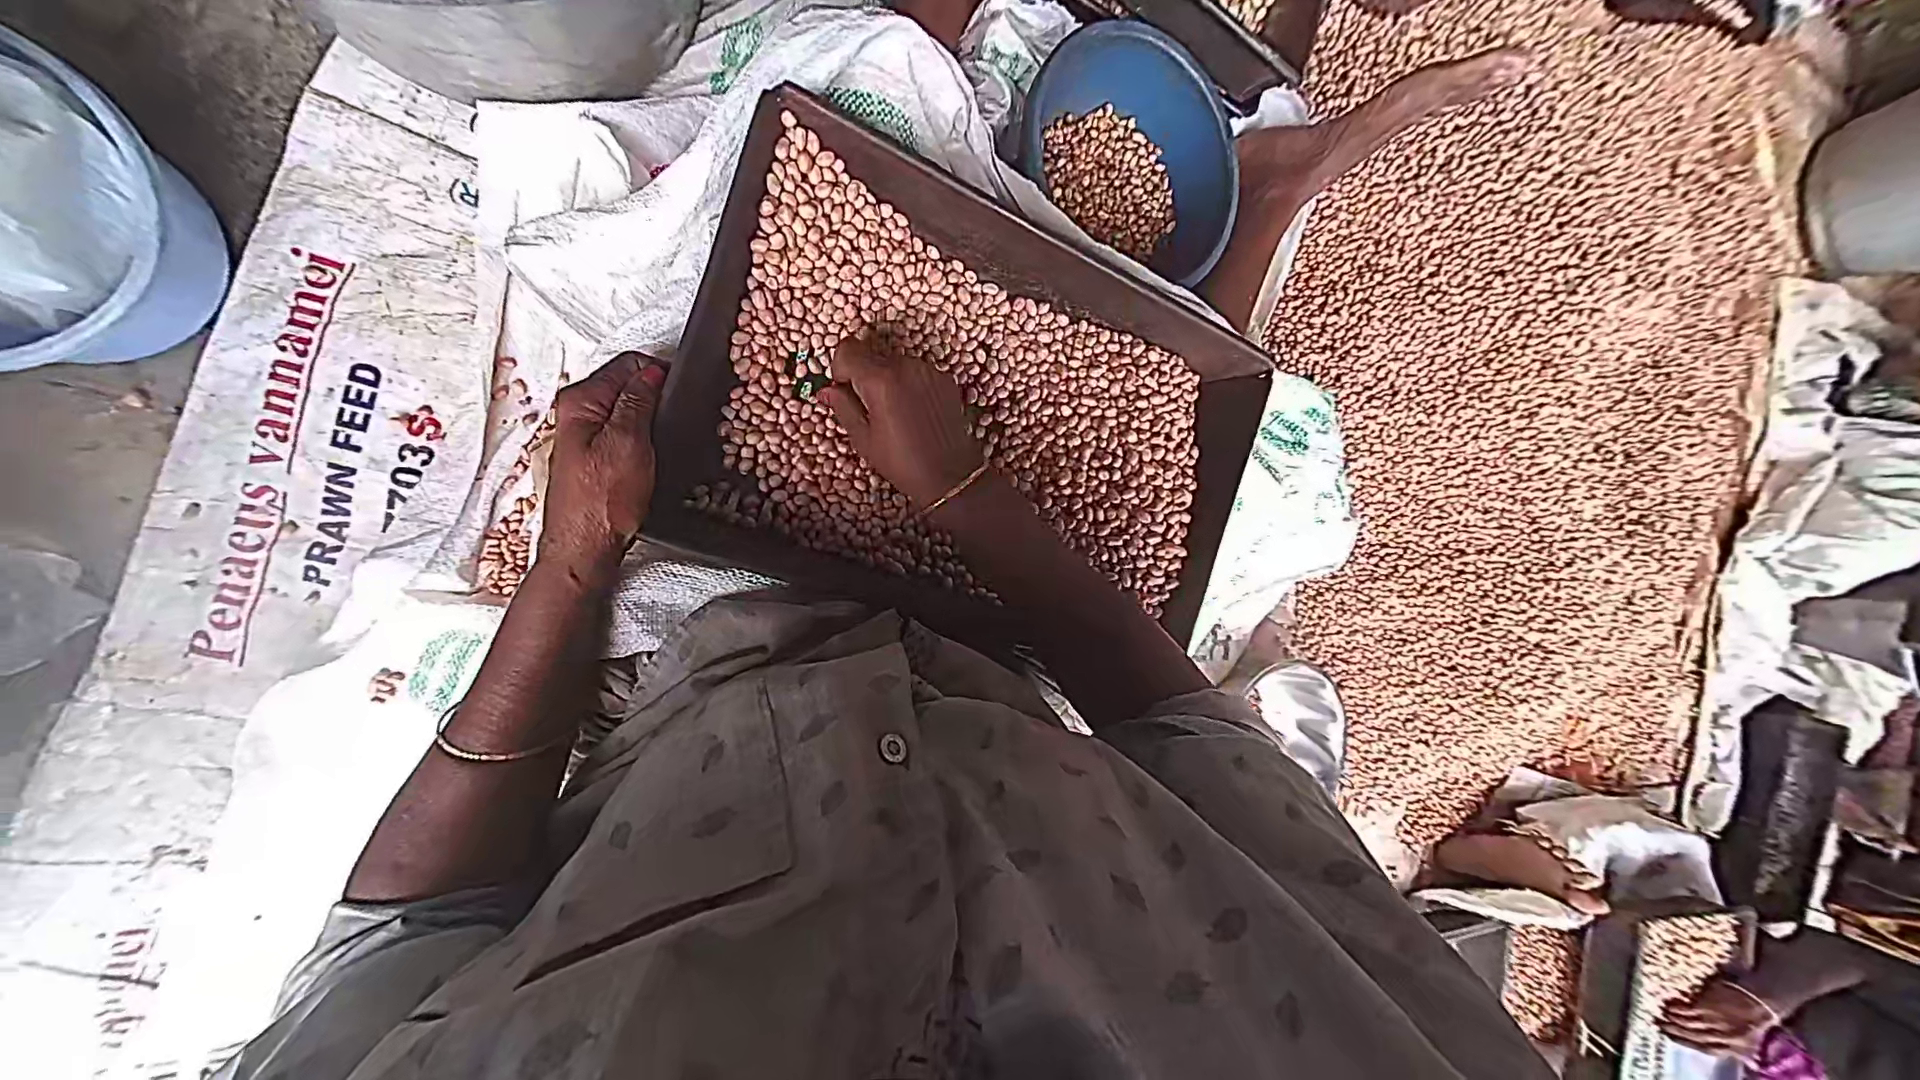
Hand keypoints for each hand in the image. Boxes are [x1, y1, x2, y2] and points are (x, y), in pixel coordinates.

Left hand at [541, 352, 666, 575]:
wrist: (586, 547)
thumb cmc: (602, 500)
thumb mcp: (628, 442)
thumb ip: (639, 402)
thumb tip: (651, 373)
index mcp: (581, 401)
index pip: (628, 364)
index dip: (660, 371)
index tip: (684, 386)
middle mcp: (578, 414)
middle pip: (626, 384)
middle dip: (656, 391)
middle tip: (684, 406)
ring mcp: (587, 437)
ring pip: (628, 410)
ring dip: (652, 414)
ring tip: (676, 427)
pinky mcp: (597, 458)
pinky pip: (626, 432)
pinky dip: (645, 434)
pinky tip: (660, 448)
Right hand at [821, 335, 981, 507]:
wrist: (949, 475)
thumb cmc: (903, 462)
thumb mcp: (864, 439)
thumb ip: (843, 407)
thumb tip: (828, 391)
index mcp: (881, 380)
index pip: (847, 349)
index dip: (840, 369)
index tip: (844, 389)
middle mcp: (906, 366)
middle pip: (871, 354)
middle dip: (863, 376)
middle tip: (868, 408)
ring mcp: (928, 371)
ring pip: (894, 362)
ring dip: (887, 380)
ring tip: (894, 414)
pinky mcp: (944, 379)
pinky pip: (916, 372)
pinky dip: (909, 384)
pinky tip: (913, 412)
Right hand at [1659, 979, 1781, 1061]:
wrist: (1757, 1002)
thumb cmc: (1752, 1021)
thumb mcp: (1748, 1040)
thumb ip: (1734, 1047)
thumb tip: (1725, 1052)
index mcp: (1736, 1047)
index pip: (1707, 1049)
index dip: (1686, 1043)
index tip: (1670, 1036)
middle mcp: (1724, 1037)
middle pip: (1693, 1036)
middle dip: (1674, 1030)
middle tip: (1659, 1024)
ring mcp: (1714, 1022)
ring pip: (1687, 1022)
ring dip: (1672, 1018)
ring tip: (1662, 1013)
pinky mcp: (1706, 1007)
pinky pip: (1686, 1010)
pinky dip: (1675, 1008)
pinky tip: (1669, 1004)